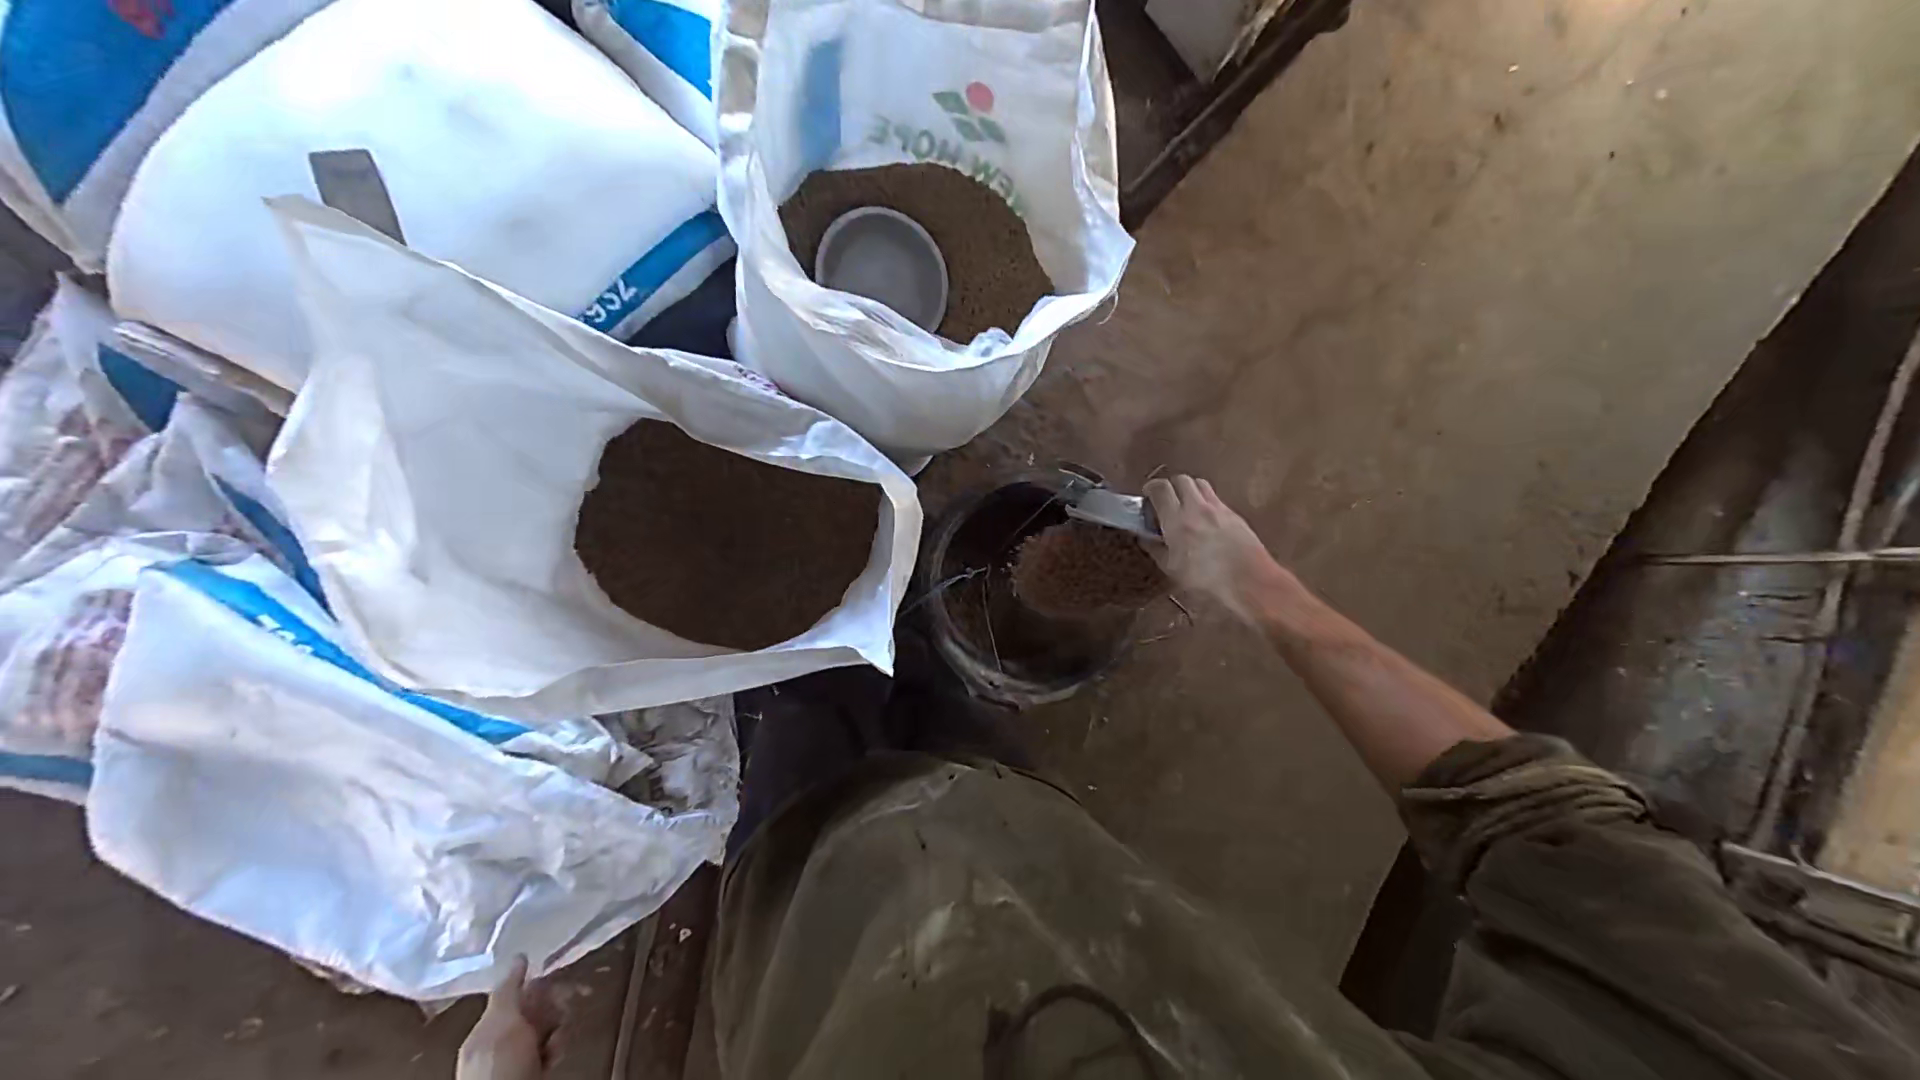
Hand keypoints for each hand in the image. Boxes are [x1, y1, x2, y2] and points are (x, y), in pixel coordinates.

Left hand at [457, 957, 561, 1079]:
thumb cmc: (500, 1069)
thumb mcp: (500, 1025)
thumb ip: (508, 990)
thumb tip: (517, 954)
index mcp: (486, 1029)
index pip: (516, 994)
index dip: (537, 985)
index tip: (556, 979)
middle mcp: (500, 1041)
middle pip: (535, 1010)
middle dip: (553, 1006)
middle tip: (564, 1009)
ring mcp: (516, 1060)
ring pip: (547, 1029)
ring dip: (558, 1028)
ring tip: (556, 1041)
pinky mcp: (533, 1072)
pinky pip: (550, 1050)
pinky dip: (557, 1049)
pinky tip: (556, 1055)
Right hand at [1144, 475, 1289, 623]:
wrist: (1250, 581)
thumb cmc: (1208, 580)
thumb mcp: (1172, 569)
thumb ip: (1156, 549)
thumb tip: (1145, 538)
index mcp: (1177, 521)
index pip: (1160, 489)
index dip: (1151, 488)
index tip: (1147, 495)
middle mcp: (1197, 508)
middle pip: (1181, 480)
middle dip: (1170, 486)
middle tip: (1165, 500)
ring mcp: (1218, 509)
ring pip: (1200, 484)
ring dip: (1189, 490)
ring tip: (1185, 506)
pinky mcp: (1234, 514)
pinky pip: (1216, 498)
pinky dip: (1205, 501)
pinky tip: (1204, 519)